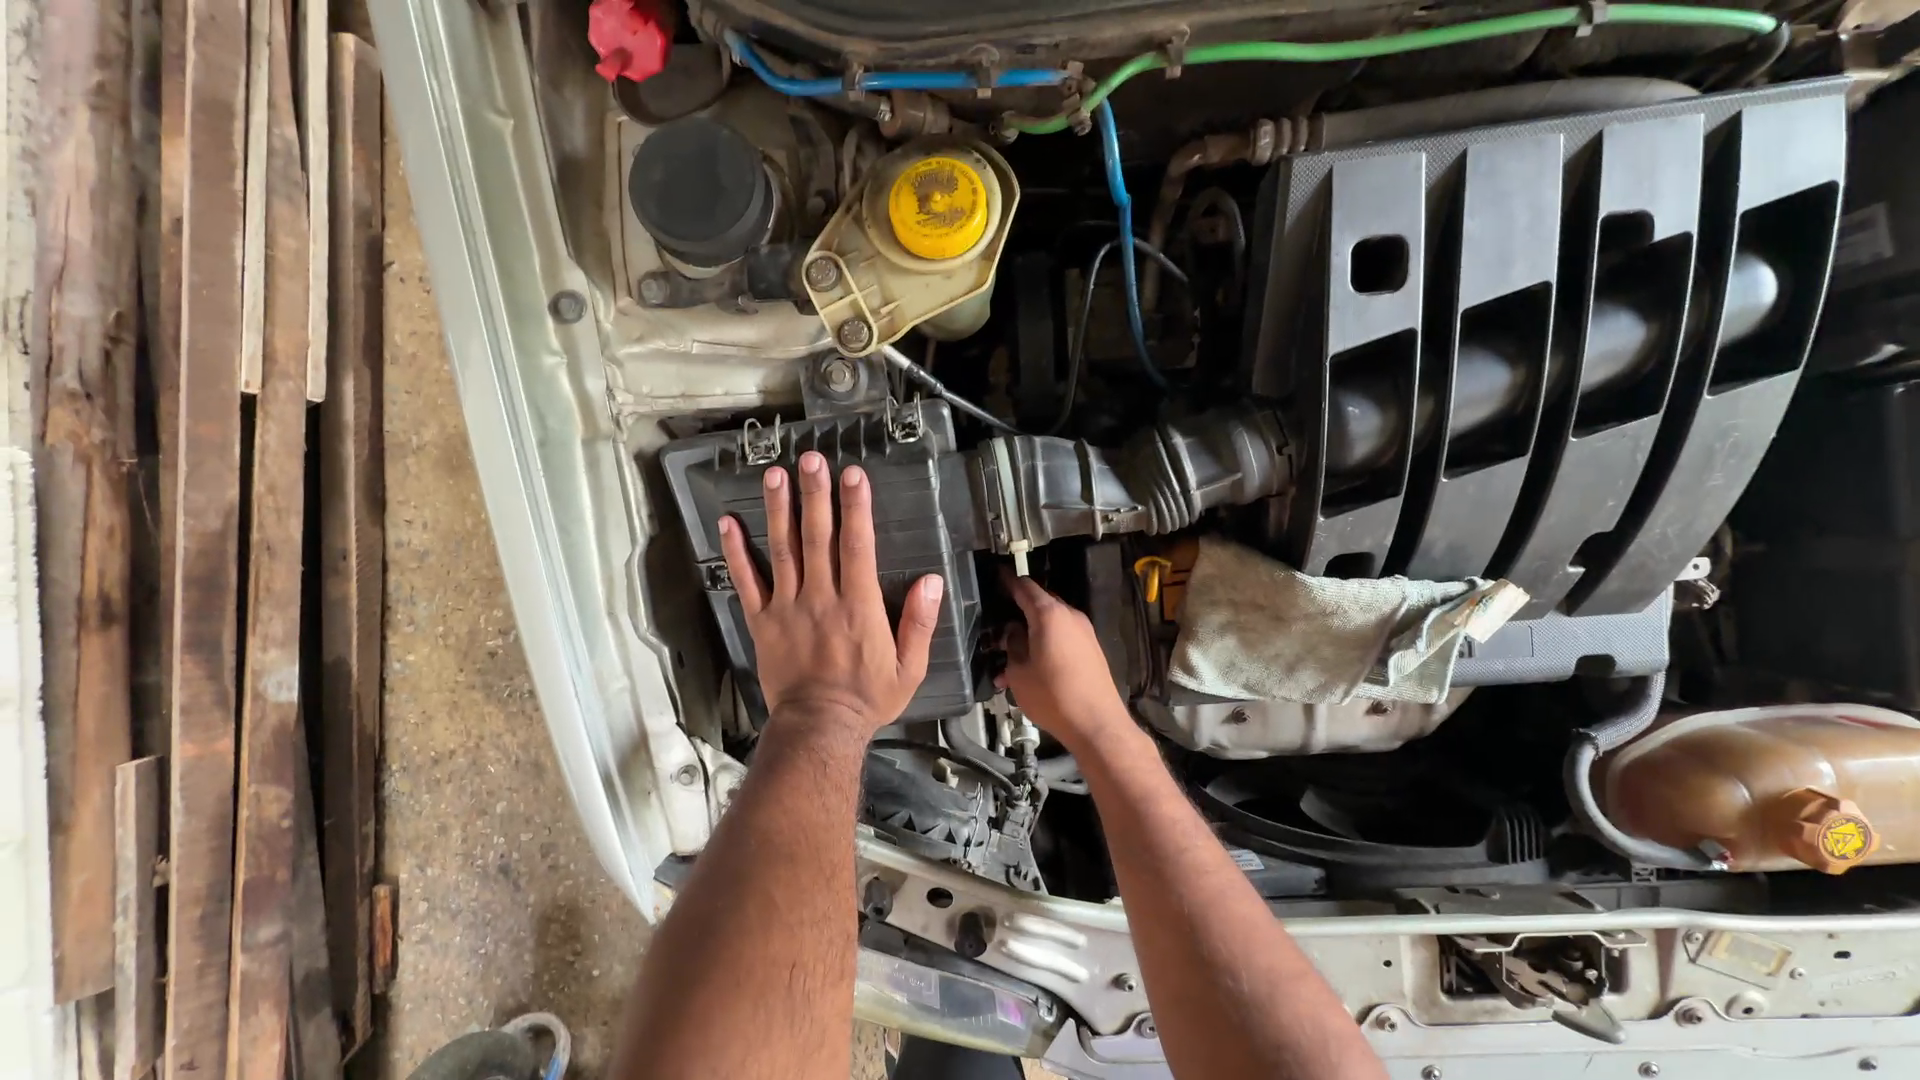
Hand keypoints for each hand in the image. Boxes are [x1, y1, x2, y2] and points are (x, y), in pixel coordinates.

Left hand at [719, 450, 943, 734]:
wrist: (820, 728)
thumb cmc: (868, 697)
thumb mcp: (909, 666)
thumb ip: (920, 622)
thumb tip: (930, 580)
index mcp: (858, 605)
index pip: (856, 546)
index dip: (855, 508)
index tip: (853, 475)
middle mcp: (821, 598)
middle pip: (817, 536)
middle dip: (815, 494)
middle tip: (811, 459)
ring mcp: (787, 607)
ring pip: (782, 549)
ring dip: (778, 510)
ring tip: (774, 475)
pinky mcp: (762, 621)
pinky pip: (747, 581)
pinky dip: (736, 552)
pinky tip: (728, 523)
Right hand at [996, 570, 1132, 751]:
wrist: (1096, 723)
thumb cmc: (1052, 695)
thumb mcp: (1019, 672)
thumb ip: (1013, 644)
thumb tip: (1013, 631)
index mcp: (1049, 614)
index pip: (1024, 586)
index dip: (1007, 581)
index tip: (994, 576)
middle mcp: (1069, 615)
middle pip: (1039, 603)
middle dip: (1017, 612)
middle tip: (997, 628)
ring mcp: (1084, 632)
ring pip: (1050, 624)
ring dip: (1030, 635)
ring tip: (1009, 662)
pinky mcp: (1091, 649)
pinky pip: (1063, 638)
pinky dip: (1045, 645)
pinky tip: (1030, 670)